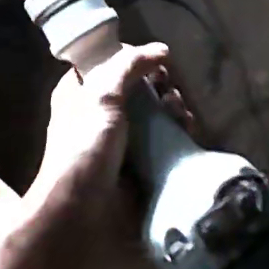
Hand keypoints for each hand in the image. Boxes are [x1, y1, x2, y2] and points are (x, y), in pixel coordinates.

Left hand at [25, 43, 169, 232]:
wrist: (80, 218)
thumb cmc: (84, 149)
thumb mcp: (101, 95)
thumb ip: (129, 65)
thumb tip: (160, 50)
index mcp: (80, 94)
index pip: (111, 65)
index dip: (134, 60)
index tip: (156, 62)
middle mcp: (100, 116)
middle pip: (140, 90)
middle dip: (161, 88)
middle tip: (170, 94)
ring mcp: (122, 144)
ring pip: (157, 116)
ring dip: (174, 110)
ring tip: (181, 115)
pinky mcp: (142, 168)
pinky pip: (166, 143)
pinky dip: (180, 135)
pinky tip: (189, 131)